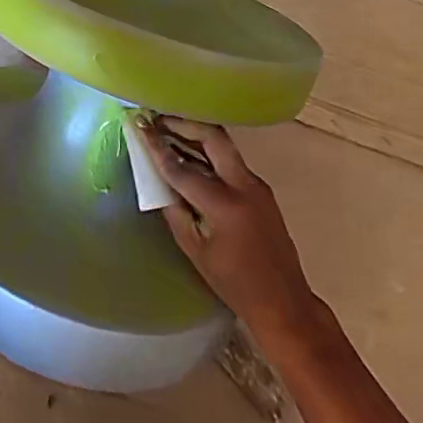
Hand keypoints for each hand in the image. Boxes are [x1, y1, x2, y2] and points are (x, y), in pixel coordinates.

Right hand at [137, 117, 318, 333]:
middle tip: (157, 119)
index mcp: (224, 205)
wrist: (284, 302)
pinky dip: (206, 152)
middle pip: (213, 137)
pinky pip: (229, 161)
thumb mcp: (193, 248)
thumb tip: (156, 179)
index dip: (156, 146)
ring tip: (166, 131)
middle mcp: (244, 186)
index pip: (181, 167)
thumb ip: (173, 208)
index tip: (138, 125)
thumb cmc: (233, 282)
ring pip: (223, 146)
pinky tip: (187, 156)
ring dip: (194, 135)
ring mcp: (256, 185)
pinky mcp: (260, 190)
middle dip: (183, 124)